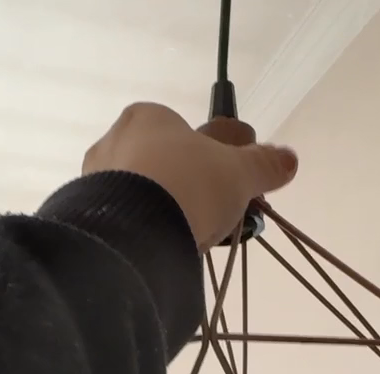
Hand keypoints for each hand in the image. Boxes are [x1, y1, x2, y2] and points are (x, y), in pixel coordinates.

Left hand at [82, 103, 298, 248]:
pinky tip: (163, 249)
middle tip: (217, 214)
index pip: (195, 133)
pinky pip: (127, 222)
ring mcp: (97, 182)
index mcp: (150, 117)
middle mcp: (116, 141)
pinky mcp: (90, 218)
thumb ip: (263, 166)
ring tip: (191, 238)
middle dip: (194, 186)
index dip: (224, 156)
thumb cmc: (188, 185)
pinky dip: (147, 232)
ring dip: (169, 211)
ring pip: (145, 194)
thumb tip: (289, 160)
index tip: (239, 183)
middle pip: (168, 165)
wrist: (132, 233)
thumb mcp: (237, 175)